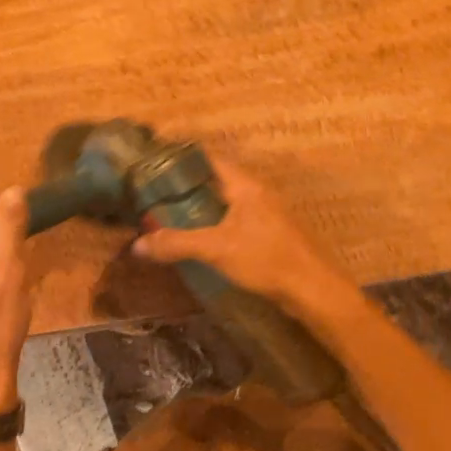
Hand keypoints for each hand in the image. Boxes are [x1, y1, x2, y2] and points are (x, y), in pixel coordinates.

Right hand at [131, 158, 351, 319]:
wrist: (313, 291)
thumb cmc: (267, 259)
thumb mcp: (215, 249)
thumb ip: (176, 244)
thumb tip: (137, 245)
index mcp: (245, 185)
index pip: (208, 158)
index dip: (180, 159)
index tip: (152, 165)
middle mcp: (256, 193)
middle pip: (214, 181)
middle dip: (184, 188)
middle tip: (152, 196)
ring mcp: (265, 215)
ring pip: (224, 204)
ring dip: (198, 209)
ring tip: (167, 218)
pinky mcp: (269, 236)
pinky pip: (233, 223)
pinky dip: (212, 227)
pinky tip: (197, 242)